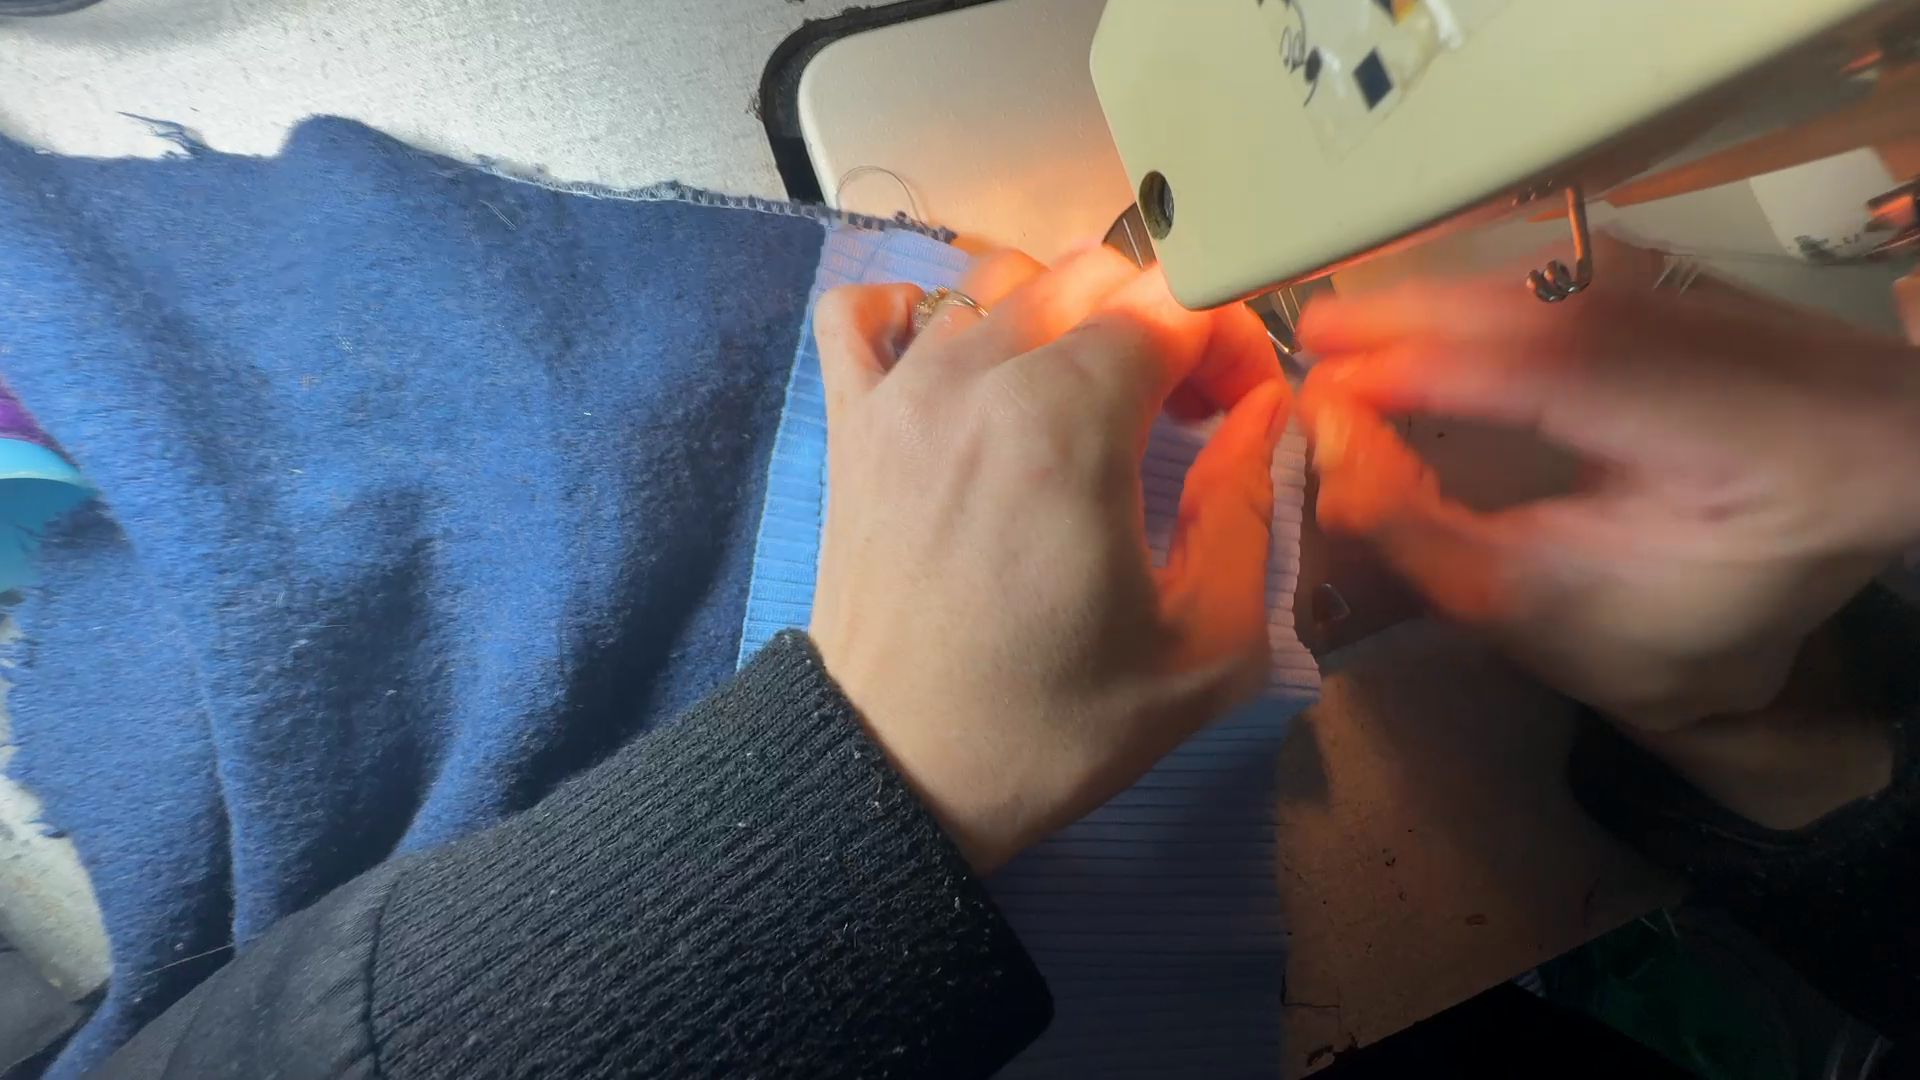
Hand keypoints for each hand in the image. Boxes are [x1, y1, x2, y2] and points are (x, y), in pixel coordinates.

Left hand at [809, 247, 1288, 872]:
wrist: (900, 766)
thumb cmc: (1053, 723)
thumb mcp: (1205, 644)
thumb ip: (1251, 503)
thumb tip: (1262, 411)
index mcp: (1067, 421)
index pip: (1176, 304)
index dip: (1230, 341)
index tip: (1235, 408)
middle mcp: (973, 376)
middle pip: (1093, 275)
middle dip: (1158, 322)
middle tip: (1172, 408)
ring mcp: (896, 391)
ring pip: (995, 283)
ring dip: (1059, 318)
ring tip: (1076, 396)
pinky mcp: (846, 422)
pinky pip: (861, 311)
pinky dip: (914, 310)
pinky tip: (950, 363)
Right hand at [1294, 241, 1919, 742]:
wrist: (1750, 621)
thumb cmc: (1640, 634)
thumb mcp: (1512, 599)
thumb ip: (1408, 521)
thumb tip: (1327, 435)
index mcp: (1767, 443)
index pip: (1572, 370)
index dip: (1435, 371)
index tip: (1333, 388)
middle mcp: (1779, 354)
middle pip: (1571, 303)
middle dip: (1424, 316)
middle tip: (1320, 331)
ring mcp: (1754, 319)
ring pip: (1574, 280)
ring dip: (1445, 303)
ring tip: (1352, 330)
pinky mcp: (1715, 312)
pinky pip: (1583, 284)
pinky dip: (1484, 301)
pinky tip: (1424, 319)